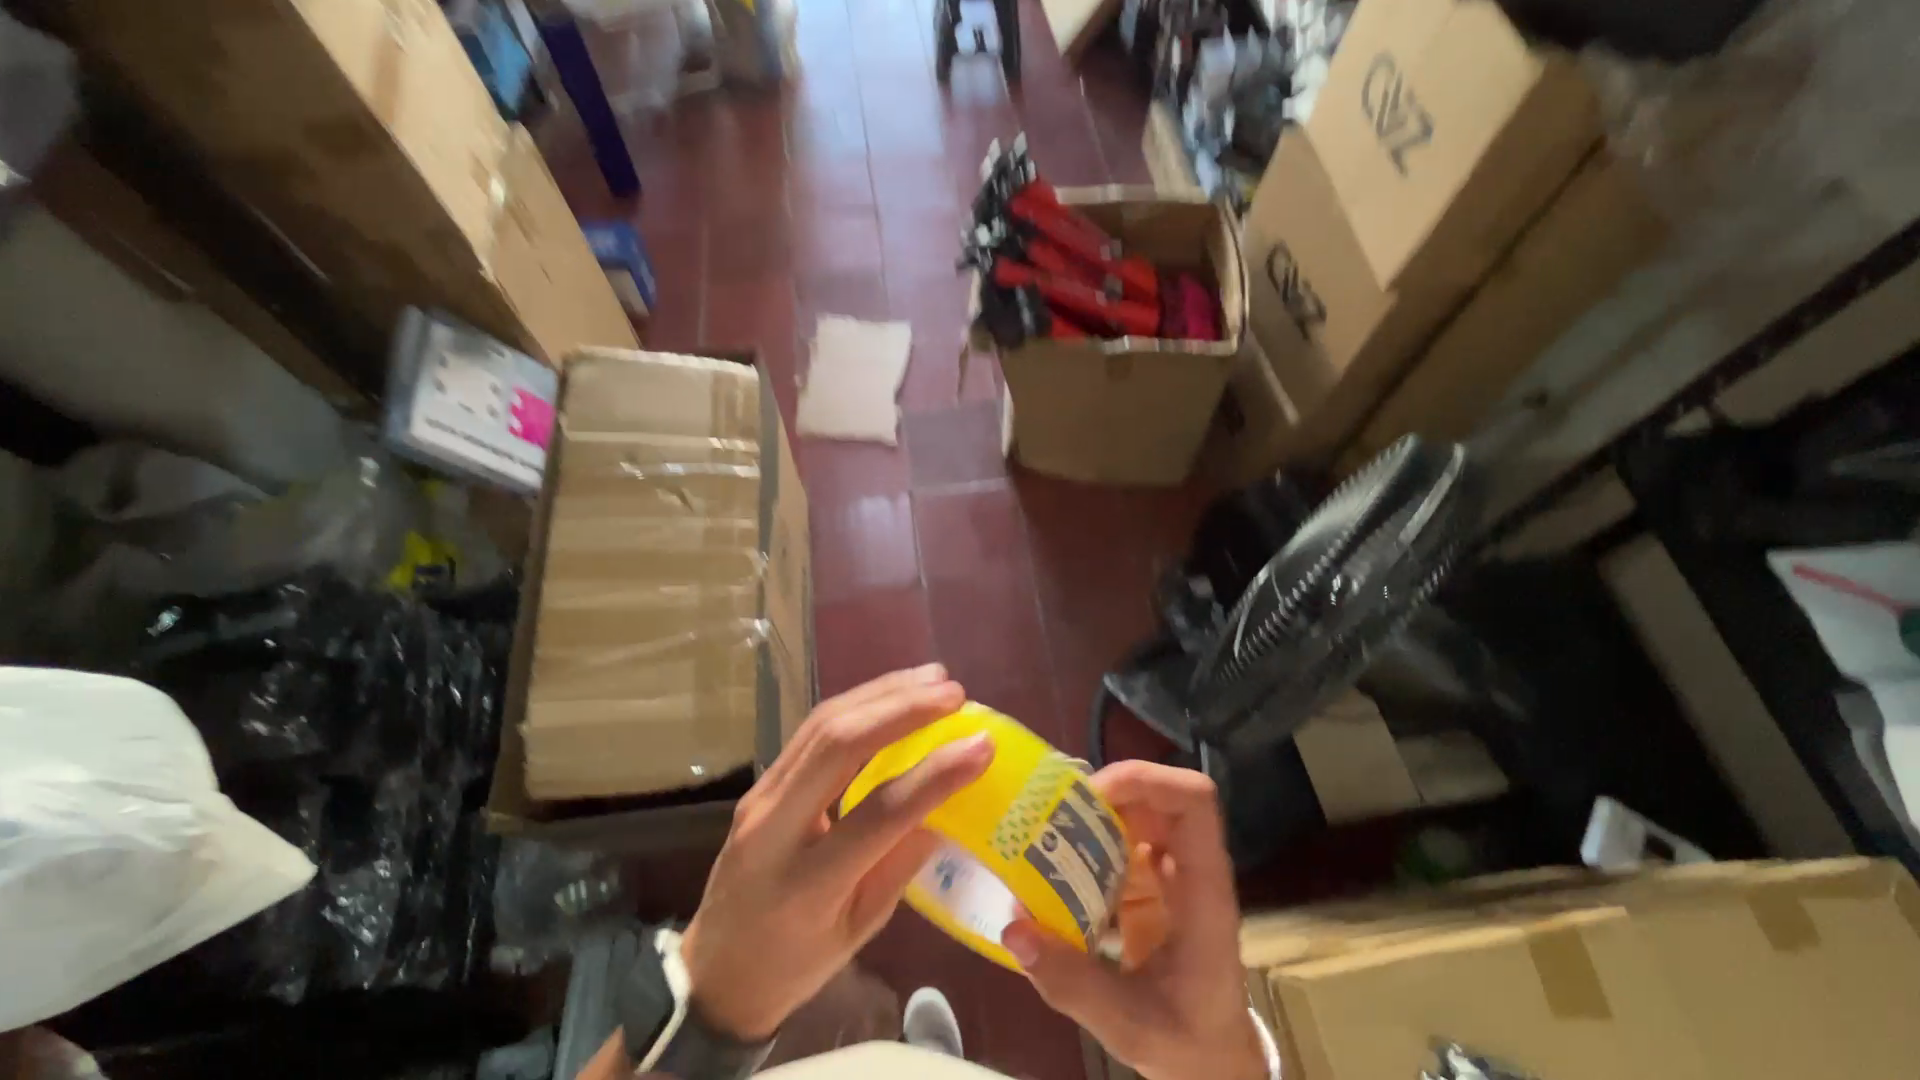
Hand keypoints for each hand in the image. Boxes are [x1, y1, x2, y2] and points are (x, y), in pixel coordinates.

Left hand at [679, 665, 991, 1041]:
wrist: (716, 973)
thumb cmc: (797, 964)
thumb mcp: (862, 927)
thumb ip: (904, 861)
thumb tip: (952, 801)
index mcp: (808, 883)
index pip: (879, 814)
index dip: (935, 775)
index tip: (983, 744)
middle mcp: (775, 827)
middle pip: (837, 745)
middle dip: (901, 709)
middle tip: (956, 694)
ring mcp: (760, 797)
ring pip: (821, 724)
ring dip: (880, 694)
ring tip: (932, 679)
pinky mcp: (760, 782)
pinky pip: (810, 731)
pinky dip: (856, 704)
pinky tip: (891, 694)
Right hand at [1001, 762, 1267, 1079]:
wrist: (1212, 1065)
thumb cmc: (1187, 1043)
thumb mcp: (1130, 1024)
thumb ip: (1073, 983)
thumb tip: (1014, 928)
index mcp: (1204, 893)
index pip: (1193, 802)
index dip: (1145, 781)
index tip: (1090, 797)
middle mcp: (1191, 871)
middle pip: (1157, 797)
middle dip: (1102, 795)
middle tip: (1049, 813)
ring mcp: (1172, 877)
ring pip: (1135, 816)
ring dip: (1088, 818)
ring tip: (1039, 834)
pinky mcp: (1150, 889)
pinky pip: (1118, 846)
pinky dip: (1083, 848)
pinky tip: (1049, 871)